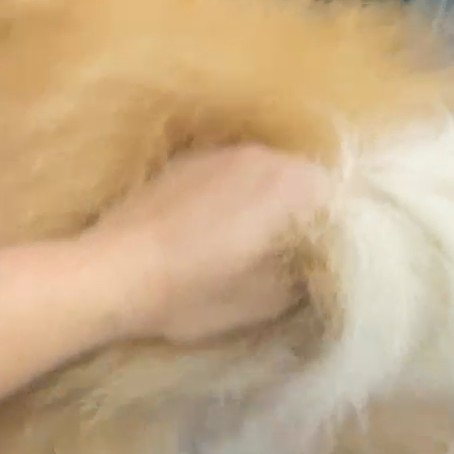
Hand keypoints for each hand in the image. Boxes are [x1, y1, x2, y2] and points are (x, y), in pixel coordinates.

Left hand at [82, 146, 327, 344]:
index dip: (337, 232)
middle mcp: (261, 154)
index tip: (320, 262)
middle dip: (301, 214)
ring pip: (262, 176)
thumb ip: (309, 274)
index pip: (343, 198)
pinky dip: (228, 197)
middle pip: (302, 182)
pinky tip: (206, 231)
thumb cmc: (191, 290)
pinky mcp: (182, 162)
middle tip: (284, 256)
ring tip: (243, 245)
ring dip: (263, 204)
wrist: (110, 272)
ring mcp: (217, 153)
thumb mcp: (265, 300)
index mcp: (293, 184)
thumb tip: (325, 263)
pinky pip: (225, 175)